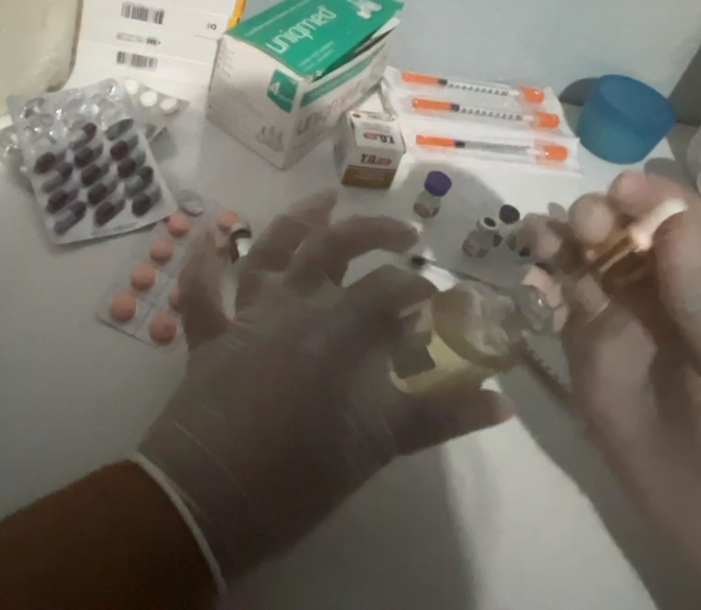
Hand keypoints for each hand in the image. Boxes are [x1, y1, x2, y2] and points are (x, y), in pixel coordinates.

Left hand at [134, 189, 513, 583]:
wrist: (204, 502)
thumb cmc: (293, 477)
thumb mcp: (373, 448)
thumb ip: (436, 417)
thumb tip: (500, 404)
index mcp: (333, 329)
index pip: (387, 289)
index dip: (418, 290)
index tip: (441, 304)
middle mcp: (289, 307)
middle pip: (332, 248)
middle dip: (371, 231)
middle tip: (403, 233)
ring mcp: (245, 317)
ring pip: (268, 251)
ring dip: (296, 220)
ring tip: (326, 198)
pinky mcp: (209, 338)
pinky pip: (200, 292)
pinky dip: (203, 262)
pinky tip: (209, 235)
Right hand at [532, 173, 700, 596]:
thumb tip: (670, 218)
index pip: (679, 219)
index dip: (650, 197)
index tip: (619, 192)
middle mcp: (662, 296)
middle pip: (620, 233)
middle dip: (595, 217)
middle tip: (579, 229)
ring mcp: (622, 327)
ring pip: (581, 264)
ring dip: (558, 243)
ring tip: (539, 242)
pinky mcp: (590, 359)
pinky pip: (560, 309)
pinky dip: (540, 288)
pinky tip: (530, 284)